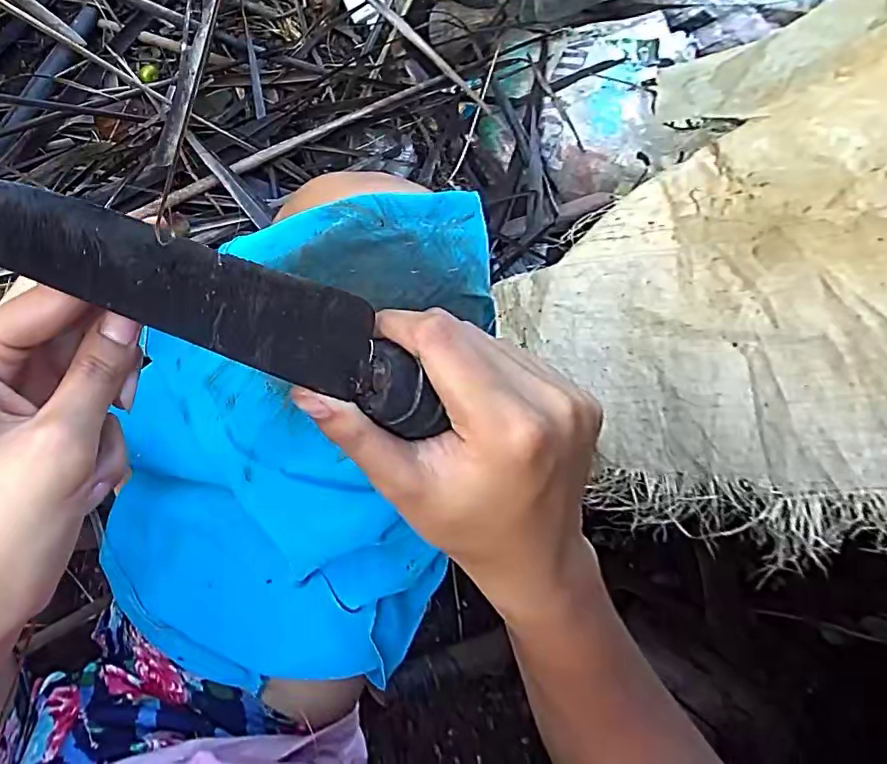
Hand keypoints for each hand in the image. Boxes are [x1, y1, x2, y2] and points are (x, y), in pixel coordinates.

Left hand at [0, 285, 139, 644]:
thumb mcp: (61, 445)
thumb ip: (99, 369)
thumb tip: (130, 311)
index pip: (49, 294)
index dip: (103, 292)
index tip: (154, 296)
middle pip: (68, 330)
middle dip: (103, 367)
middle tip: (125, 399)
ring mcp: (8, 395)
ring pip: (82, 370)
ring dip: (101, 414)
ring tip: (92, 464)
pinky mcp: (27, 425)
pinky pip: (78, 405)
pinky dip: (93, 438)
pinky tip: (83, 481)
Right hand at [289, 308, 601, 623]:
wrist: (539, 561)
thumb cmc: (466, 527)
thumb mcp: (401, 484)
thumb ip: (353, 434)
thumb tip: (307, 392)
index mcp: (507, 425)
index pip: (440, 335)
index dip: (397, 326)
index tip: (372, 341)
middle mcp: (548, 400)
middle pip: (462, 330)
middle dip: (419, 337)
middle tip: (394, 367)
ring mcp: (570, 394)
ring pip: (486, 335)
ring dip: (449, 345)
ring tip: (429, 380)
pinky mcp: (579, 394)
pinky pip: (509, 350)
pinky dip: (478, 358)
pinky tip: (466, 387)